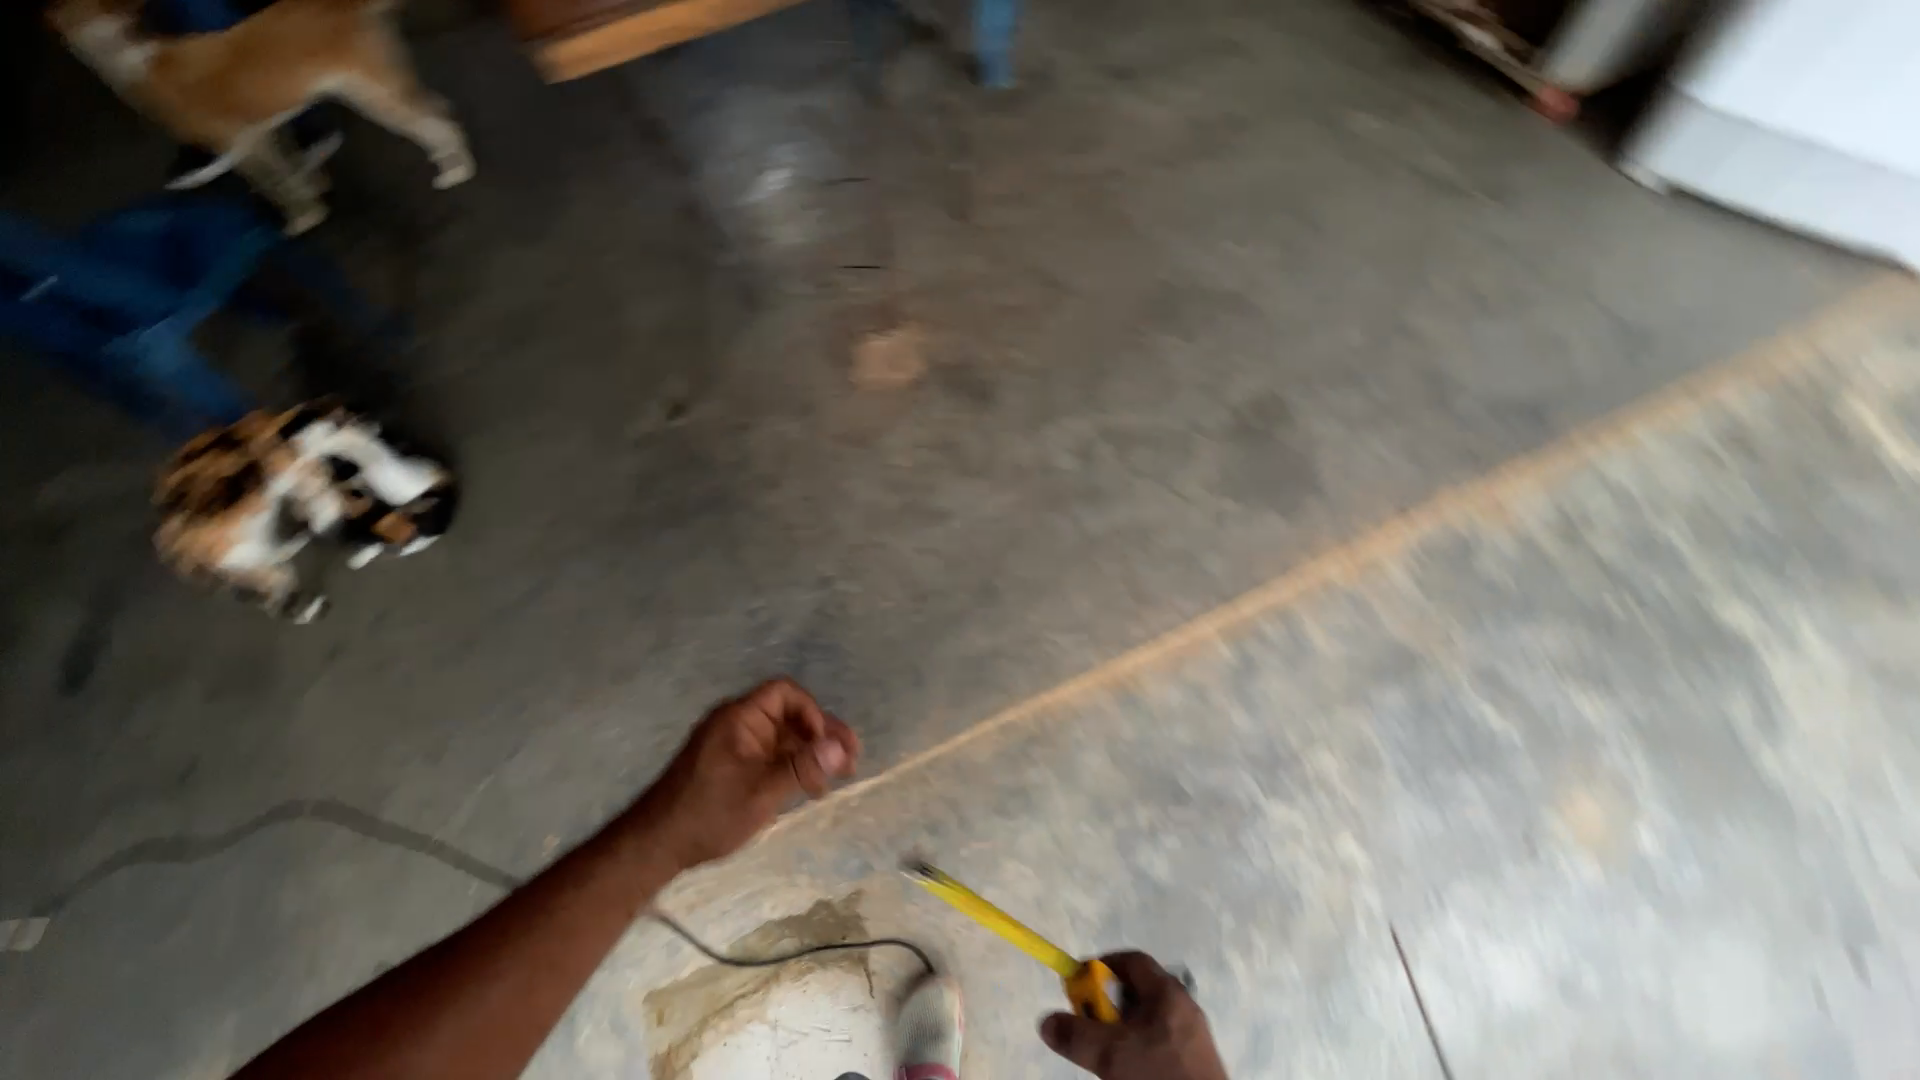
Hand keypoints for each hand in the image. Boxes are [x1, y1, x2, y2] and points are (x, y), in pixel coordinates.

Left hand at [633, 677, 859, 870]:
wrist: (655, 846)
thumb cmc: (709, 814)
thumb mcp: (762, 792)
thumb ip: (803, 766)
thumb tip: (842, 746)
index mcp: (739, 718)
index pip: (785, 693)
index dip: (811, 713)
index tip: (824, 745)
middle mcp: (736, 724)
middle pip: (788, 716)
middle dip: (820, 736)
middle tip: (852, 761)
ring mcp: (732, 746)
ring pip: (781, 738)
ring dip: (809, 754)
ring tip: (836, 778)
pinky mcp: (730, 766)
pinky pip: (768, 755)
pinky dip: (791, 766)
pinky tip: (807, 788)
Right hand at [1039, 952, 1228, 1079]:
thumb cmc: (1159, 1077)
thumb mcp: (1111, 1056)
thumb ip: (1076, 1036)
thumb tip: (1047, 1022)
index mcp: (1167, 992)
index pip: (1132, 960)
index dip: (1102, 967)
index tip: (1081, 986)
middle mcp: (1183, 1006)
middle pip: (1138, 990)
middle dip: (1108, 1003)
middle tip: (1090, 1025)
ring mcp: (1192, 1035)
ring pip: (1147, 1019)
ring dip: (1122, 1030)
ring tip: (1108, 1055)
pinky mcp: (1196, 1062)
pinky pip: (1159, 1041)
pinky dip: (1138, 1048)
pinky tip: (1130, 1071)